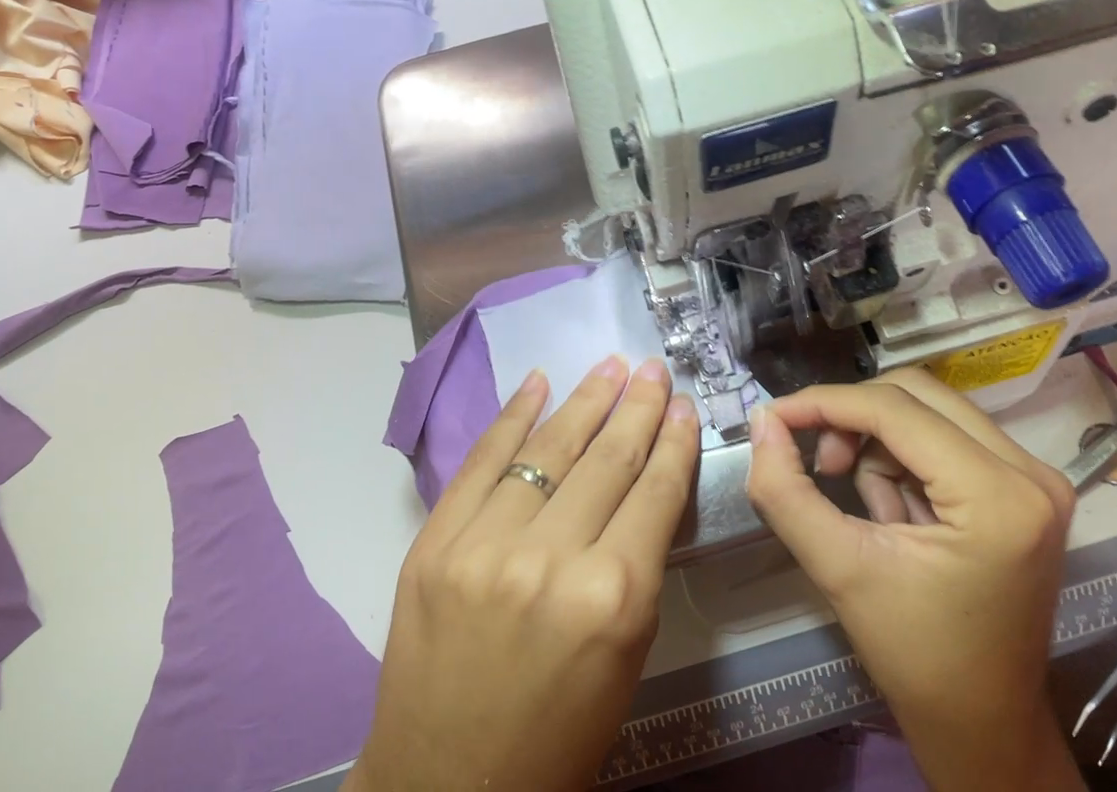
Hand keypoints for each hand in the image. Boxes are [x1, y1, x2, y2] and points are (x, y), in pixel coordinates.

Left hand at [347, 356, 700, 791]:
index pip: (654, 493)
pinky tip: (537, 383)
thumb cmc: (560, 734)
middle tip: (653, 368)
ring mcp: (483, 546)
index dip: (673, 442)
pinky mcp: (432, 544)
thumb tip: (646, 487)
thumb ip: (638, 566)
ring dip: (582, 401)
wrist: (450, 784)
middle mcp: (550, 559)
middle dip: (636, 407)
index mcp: (613, 598)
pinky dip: (511, 418)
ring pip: (545, 449)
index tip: (683, 405)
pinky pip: (480, 464)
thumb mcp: (627, 655)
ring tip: (609, 366)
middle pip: (606, 460)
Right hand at [746, 368, 1084, 790]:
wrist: (980, 718)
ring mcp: (1037, 479)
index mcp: (998, 497)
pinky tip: (893, 511)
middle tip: (821, 465)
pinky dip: (906, 459)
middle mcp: (1032, 472)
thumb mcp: (839, 569)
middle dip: (855, 419)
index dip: (826, 403)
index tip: (772, 415)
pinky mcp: (1027, 490)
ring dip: (880, 441)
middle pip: (920, 395)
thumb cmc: (913, 654)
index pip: (897, 411)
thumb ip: (787, 492)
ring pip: (933, 412)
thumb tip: (761, 422)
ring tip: (861, 503)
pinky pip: (949, 438)